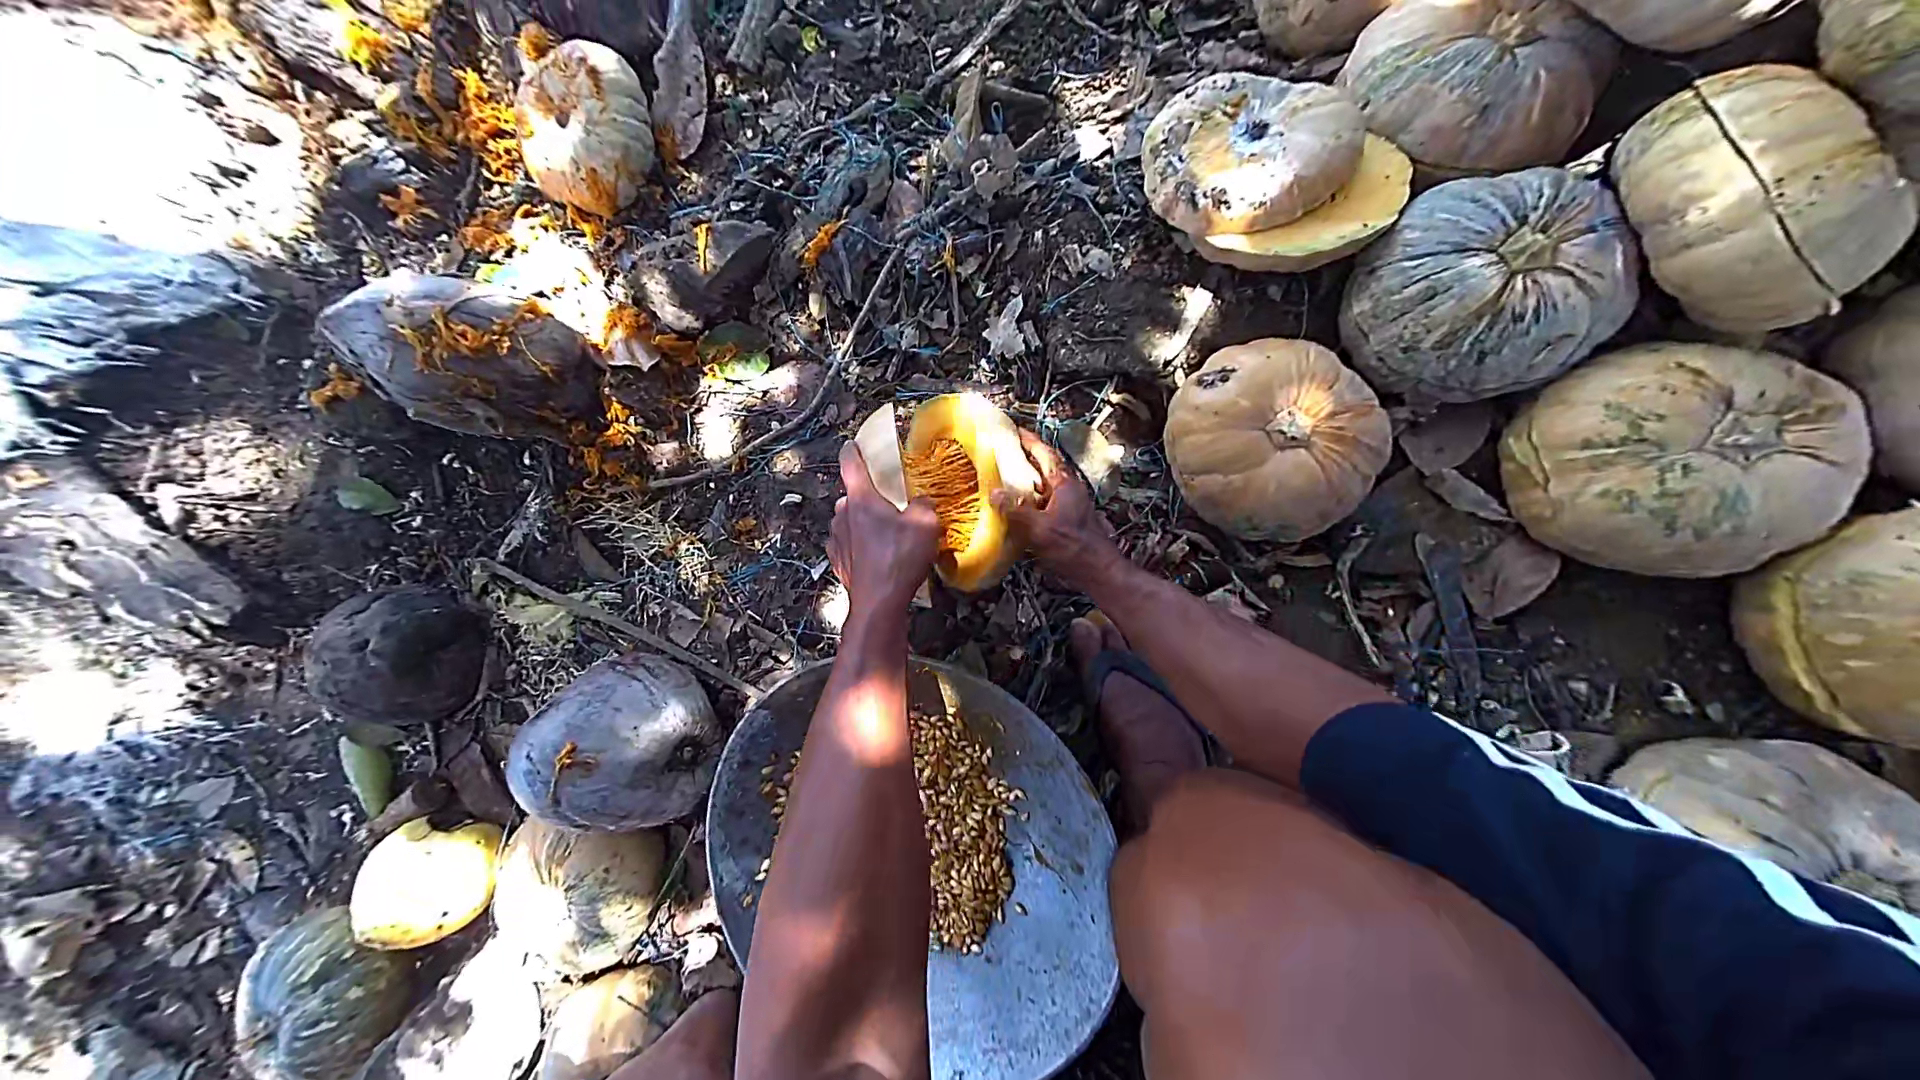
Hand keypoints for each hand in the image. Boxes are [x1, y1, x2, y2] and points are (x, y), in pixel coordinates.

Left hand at [830, 440, 940, 618]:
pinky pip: (849, 544)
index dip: (854, 450)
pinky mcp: (838, 560)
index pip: (851, 463)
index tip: (853, 445)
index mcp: (861, 499)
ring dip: (865, 524)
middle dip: (870, 498)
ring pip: (851, 521)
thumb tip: (924, 502)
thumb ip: (925, 505)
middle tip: (892, 507)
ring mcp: (837, 538)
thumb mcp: (926, 525)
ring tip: (889, 536)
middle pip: (854, 496)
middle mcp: (843, 514)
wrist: (878, 603)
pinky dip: (861, 545)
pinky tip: (879, 555)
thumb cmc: (898, 560)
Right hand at [997, 429, 1121, 586]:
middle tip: (1001, 455)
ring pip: (1044, 487)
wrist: (1099, 572)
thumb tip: (994, 493)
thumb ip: (1016, 510)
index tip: (1013, 430)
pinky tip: (1016, 511)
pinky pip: (1044, 504)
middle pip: (1044, 469)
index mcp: (1065, 484)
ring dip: (1026, 482)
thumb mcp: (1039, 529)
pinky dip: (1030, 502)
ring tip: (1003, 481)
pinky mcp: (1067, 521)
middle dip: (1024, 460)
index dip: (1029, 441)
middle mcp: (1069, 491)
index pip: (1045, 454)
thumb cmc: (1072, 547)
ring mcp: (1070, 506)